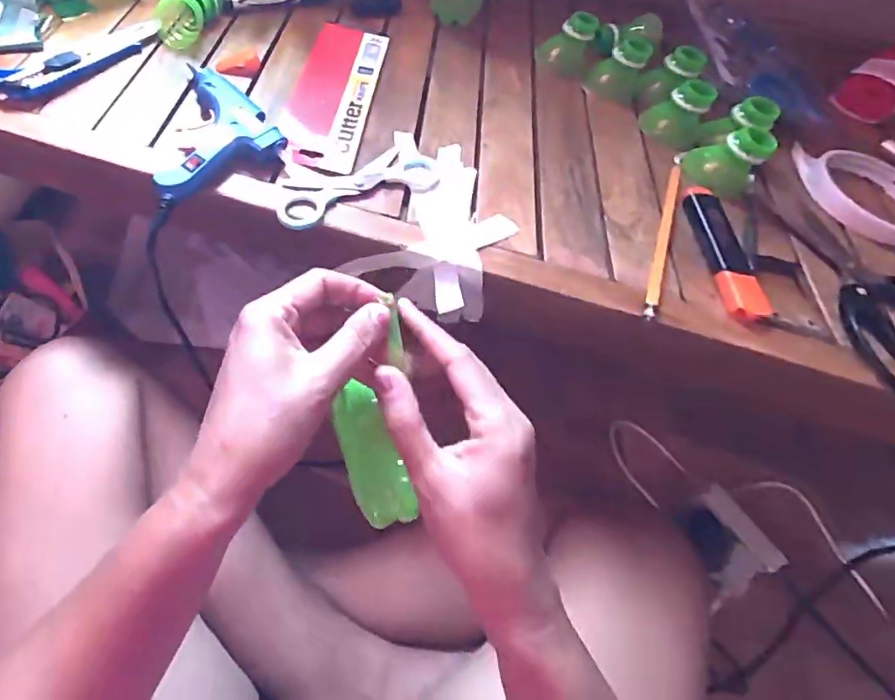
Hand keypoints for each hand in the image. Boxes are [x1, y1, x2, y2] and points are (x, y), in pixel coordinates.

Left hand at [182, 270, 389, 516]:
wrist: (228, 471)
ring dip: (351, 344)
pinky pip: (308, 353)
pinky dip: (335, 361)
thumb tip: (381, 310)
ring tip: (390, 362)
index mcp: (269, 313)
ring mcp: (265, 346)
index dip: (357, 290)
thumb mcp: (319, 379)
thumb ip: (353, 340)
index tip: (392, 308)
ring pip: (316, 332)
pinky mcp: (270, 368)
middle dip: (358, 321)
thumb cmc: (271, 421)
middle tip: (397, 340)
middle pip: (319, 306)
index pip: (319, 282)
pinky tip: (366, 377)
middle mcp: (264, 321)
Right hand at [374, 302, 555, 633]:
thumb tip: (383, 372)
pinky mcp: (500, 445)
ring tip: (396, 348)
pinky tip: (416, 386)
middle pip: (467, 366)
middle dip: (429, 343)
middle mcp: (510, 419)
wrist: (510, 586)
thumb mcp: (431, 475)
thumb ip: (405, 420)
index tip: (400, 308)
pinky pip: (468, 401)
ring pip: (468, 383)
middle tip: (390, 325)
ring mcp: (509, 432)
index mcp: (500, 421)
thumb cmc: (471, 534)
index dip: (428, 332)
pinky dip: (441, 386)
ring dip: (434, 364)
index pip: (461, 361)